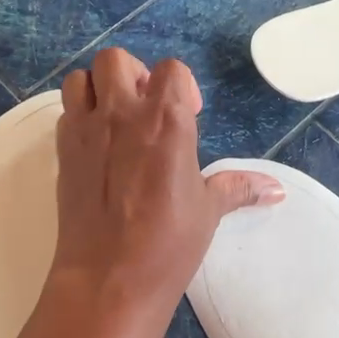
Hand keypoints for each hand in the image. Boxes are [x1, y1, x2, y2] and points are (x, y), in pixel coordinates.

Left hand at [52, 49, 283, 319]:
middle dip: (131, 75)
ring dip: (96, 90)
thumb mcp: (208, 211)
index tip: (187, 115)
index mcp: (165, 120)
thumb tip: (277, 190)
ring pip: (80, 80)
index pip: (170, 69)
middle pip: (114, 60)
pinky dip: (78, 120)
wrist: (108, 277)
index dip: (180, 86)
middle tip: (144, 108)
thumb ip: (238, 188)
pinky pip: (65, 115)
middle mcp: (121, 113)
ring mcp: (85, 130)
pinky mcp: (61, 152)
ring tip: (113, 119)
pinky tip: (95, 149)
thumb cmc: (168, 243)